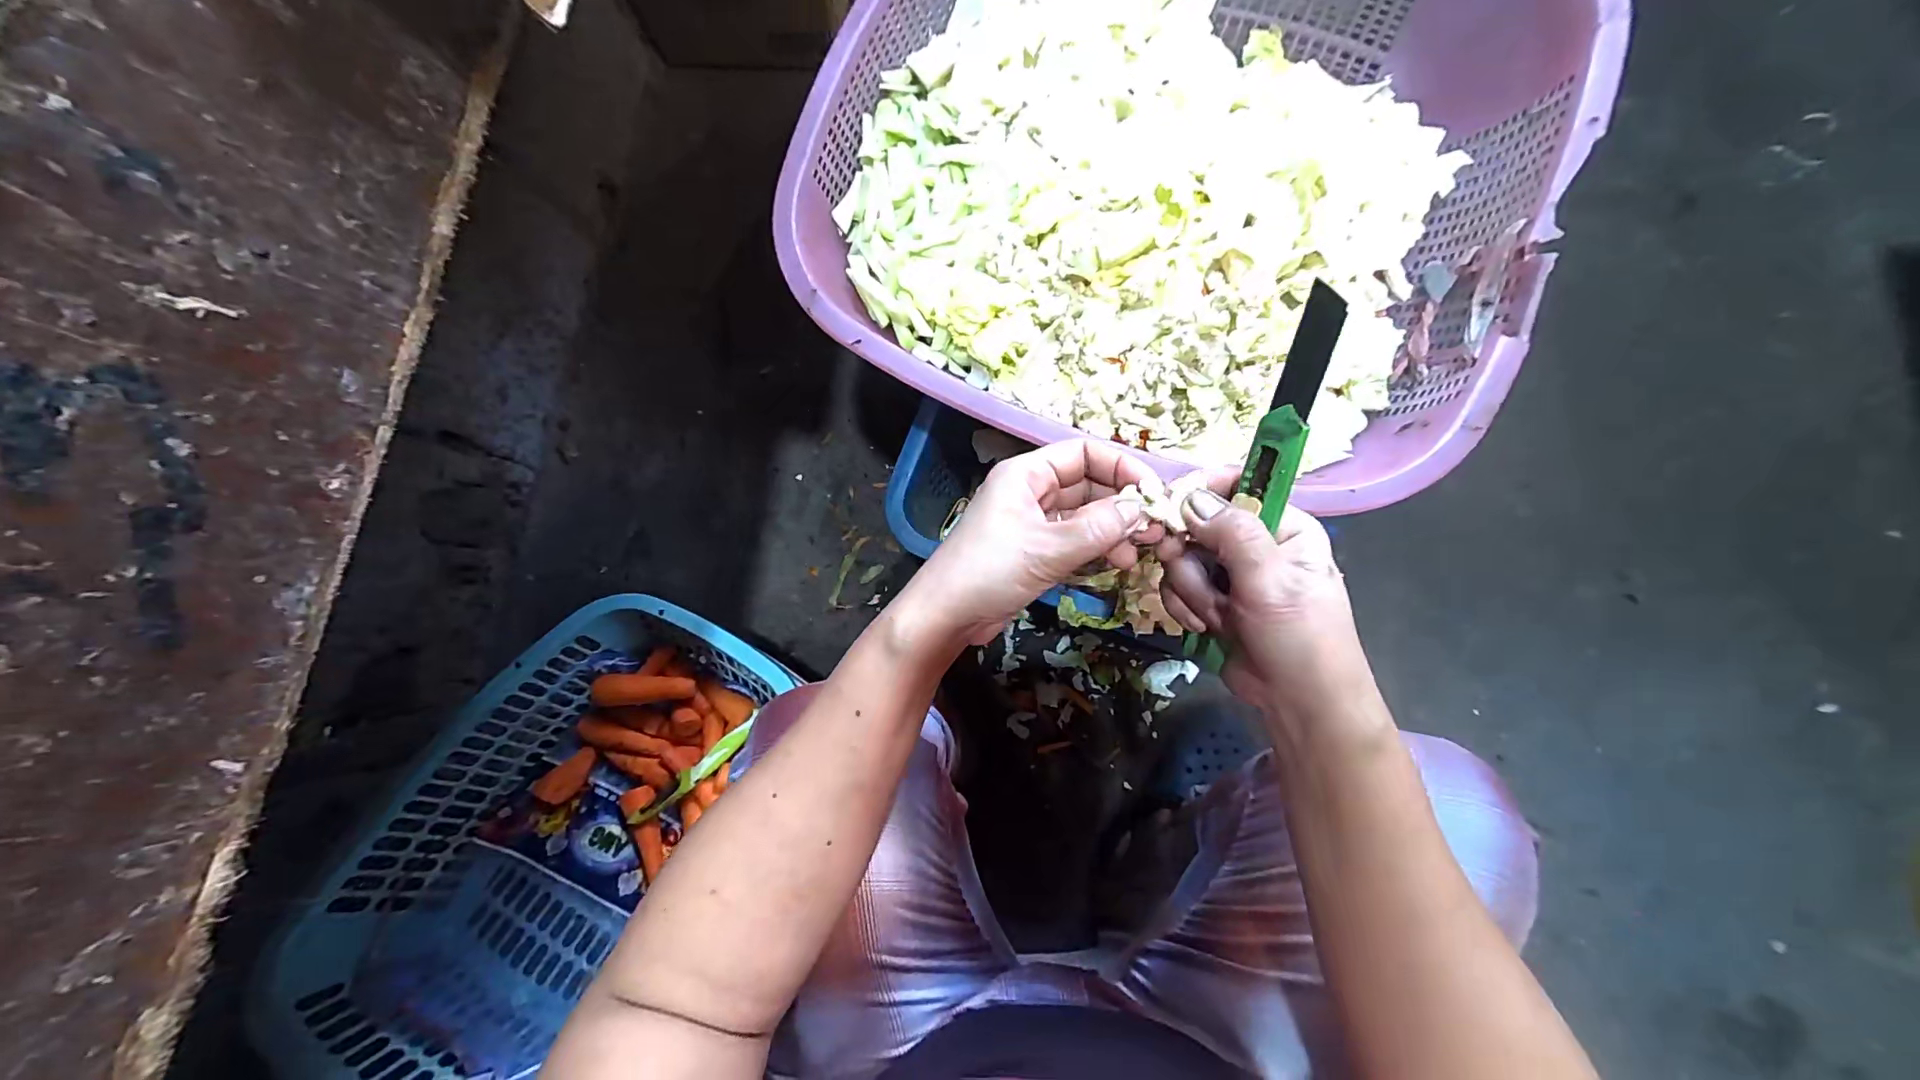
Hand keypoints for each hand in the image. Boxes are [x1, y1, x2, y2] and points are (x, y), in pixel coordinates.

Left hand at [896, 440, 1166, 646]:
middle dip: (1122, 503)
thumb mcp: (1047, 548)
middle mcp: (1031, 492)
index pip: (1083, 453)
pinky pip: (1075, 540)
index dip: (1120, 466)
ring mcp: (1033, 523)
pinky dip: (1097, 548)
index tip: (1152, 491)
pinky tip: (1119, 563)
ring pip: (1085, 516)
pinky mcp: (1036, 551)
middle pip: (1088, 485)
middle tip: (1155, 528)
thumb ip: (1098, 528)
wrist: (947, 616)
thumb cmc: (989, 570)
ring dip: (1113, 530)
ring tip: (1139, 551)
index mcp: (1026, 474)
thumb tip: (1142, 509)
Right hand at [1156, 489, 1384, 739]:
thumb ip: (1233, 533)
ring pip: (1181, 560)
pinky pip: (1177, 588)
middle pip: (1195, 525)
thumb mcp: (1272, 581)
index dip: (1200, 491)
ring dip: (1192, 592)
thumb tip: (1191, 496)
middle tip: (1202, 583)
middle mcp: (1253, 543)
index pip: (1235, 485)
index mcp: (1281, 525)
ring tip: (1220, 618)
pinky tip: (1208, 628)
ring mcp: (1229, 574)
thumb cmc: (1301, 638)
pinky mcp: (1211, 600)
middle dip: (1192, 560)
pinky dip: (1186, 608)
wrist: (1300, 704)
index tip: (1169, 508)